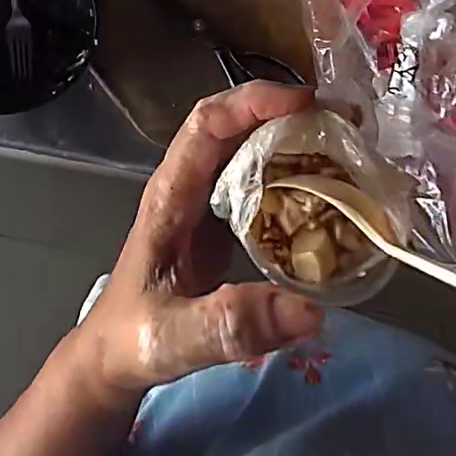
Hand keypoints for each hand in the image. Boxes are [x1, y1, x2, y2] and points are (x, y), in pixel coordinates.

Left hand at [71, 81, 325, 403]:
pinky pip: (257, 176)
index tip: (306, 103)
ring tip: (342, 142)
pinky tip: (325, 185)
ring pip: (246, 144)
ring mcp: (203, 198)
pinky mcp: (220, 218)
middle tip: (341, 119)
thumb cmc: (132, 338)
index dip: (252, 102)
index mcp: (171, 193)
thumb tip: (310, 310)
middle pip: (231, 122)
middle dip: (283, 109)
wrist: (113, 353)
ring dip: (290, 134)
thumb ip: (230, 326)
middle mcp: (187, 183)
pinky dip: (291, 169)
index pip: (206, 124)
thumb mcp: (172, 338)